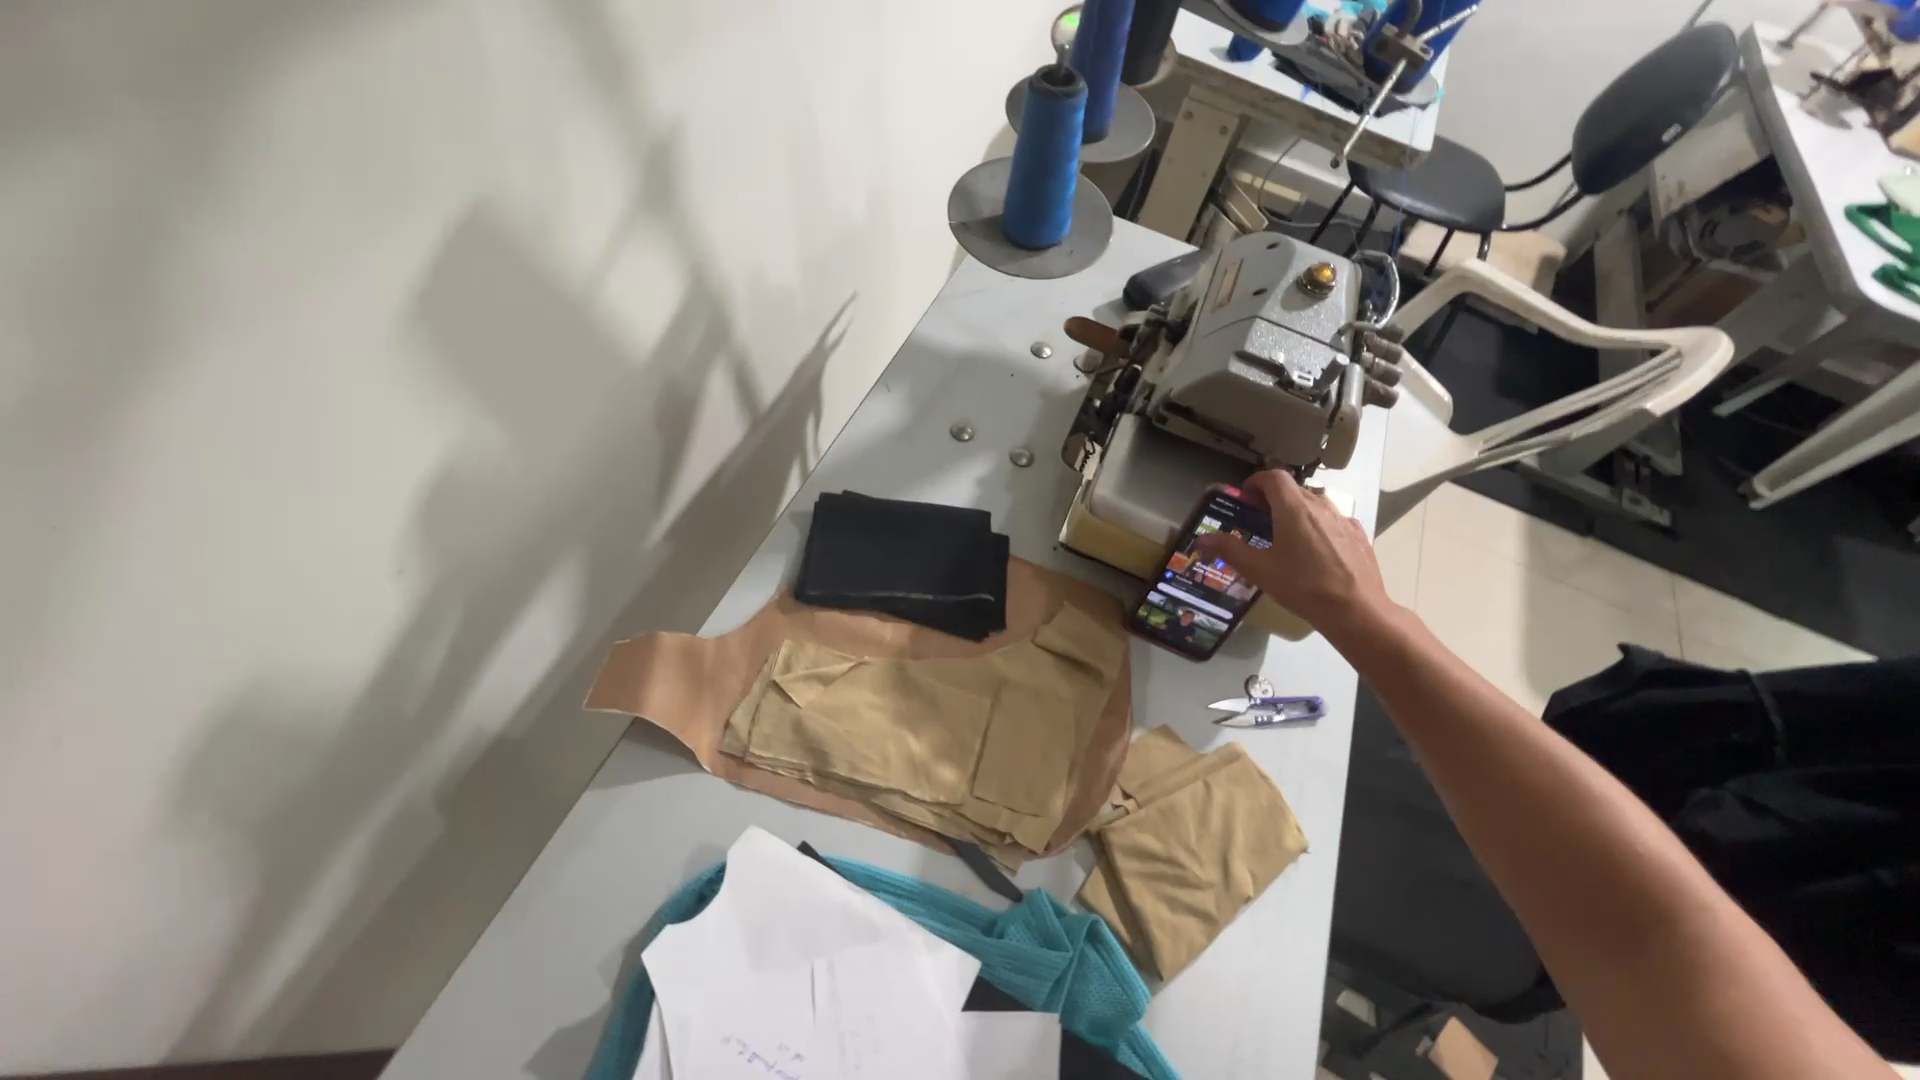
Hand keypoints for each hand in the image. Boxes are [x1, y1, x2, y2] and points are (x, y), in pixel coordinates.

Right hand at [1193, 470, 1395, 637]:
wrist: (1355, 609)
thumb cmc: (1302, 586)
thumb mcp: (1259, 570)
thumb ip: (1229, 550)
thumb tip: (1201, 539)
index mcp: (1293, 508)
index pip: (1274, 477)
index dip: (1257, 481)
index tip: (1246, 497)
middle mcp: (1320, 505)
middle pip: (1294, 489)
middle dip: (1274, 498)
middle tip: (1260, 520)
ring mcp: (1344, 519)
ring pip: (1316, 504)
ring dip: (1298, 511)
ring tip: (1288, 536)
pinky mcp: (1359, 535)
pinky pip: (1334, 521)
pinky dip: (1320, 526)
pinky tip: (1317, 551)